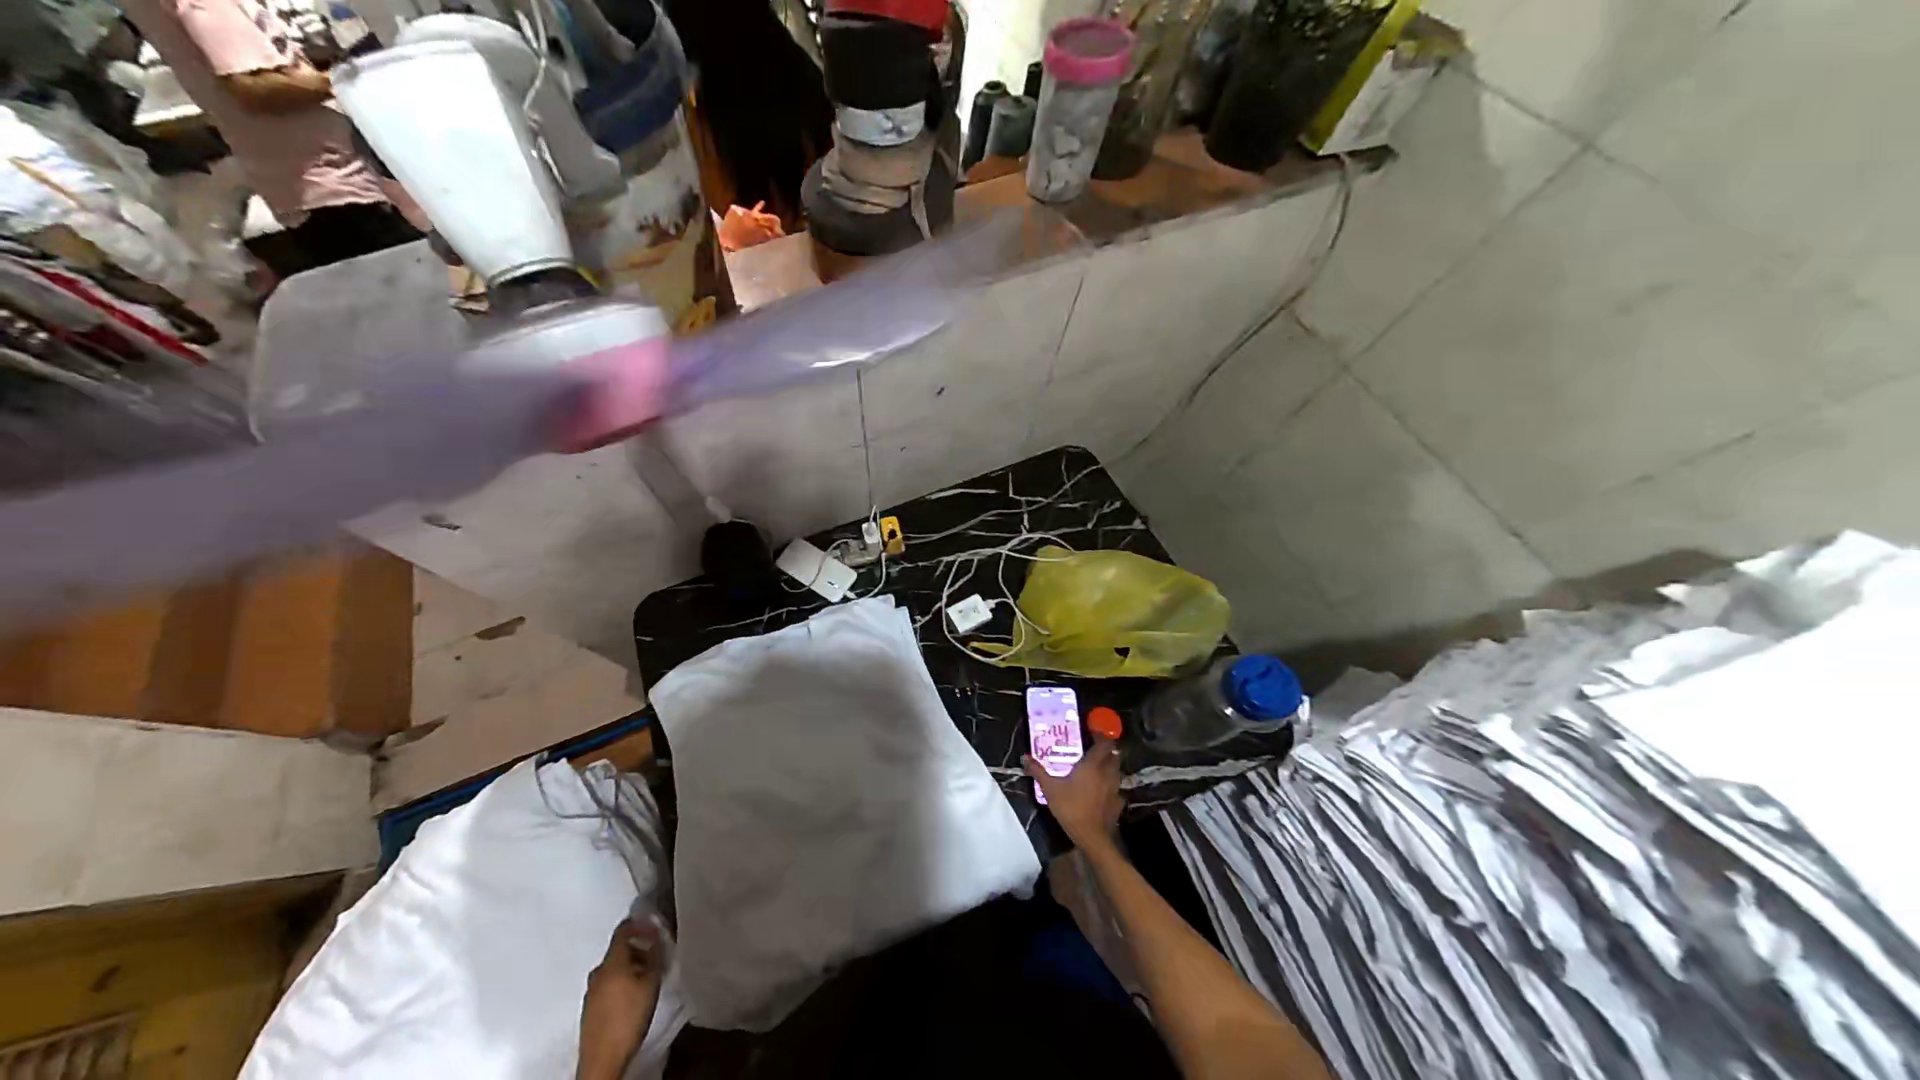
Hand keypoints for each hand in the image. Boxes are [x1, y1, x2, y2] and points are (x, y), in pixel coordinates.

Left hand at [577, 917, 663, 1079]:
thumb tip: (655, 941)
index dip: (640, 924)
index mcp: (611, 962)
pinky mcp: (590, 1009)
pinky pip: (607, 985)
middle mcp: (597, 973)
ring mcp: (591, 992)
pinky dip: (622, 981)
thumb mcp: (651, 984)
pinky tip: (634, 995)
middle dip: (638, 949)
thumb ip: (654, 958)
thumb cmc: (629, 1017)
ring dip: (631, 966)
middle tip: (657, 955)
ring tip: (648, 976)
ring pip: (613, 969)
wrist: (602, 1061)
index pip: (623, 930)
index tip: (656, 928)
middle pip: (618, 951)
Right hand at [1025, 736, 1122, 850]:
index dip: (1102, 736)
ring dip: (1110, 767)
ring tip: (1098, 769)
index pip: (1105, 743)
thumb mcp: (1049, 788)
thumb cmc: (1070, 807)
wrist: (1091, 836)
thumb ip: (1038, 771)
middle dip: (1107, 751)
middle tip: (1094, 751)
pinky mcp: (1118, 803)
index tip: (1093, 734)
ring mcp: (1115, 788)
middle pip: (1114, 755)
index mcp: (1093, 765)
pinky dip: (1112, 787)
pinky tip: (1103, 792)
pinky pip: (1117, 789)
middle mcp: (1107, 773)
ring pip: (1117, 771)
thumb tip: (1024, 757)